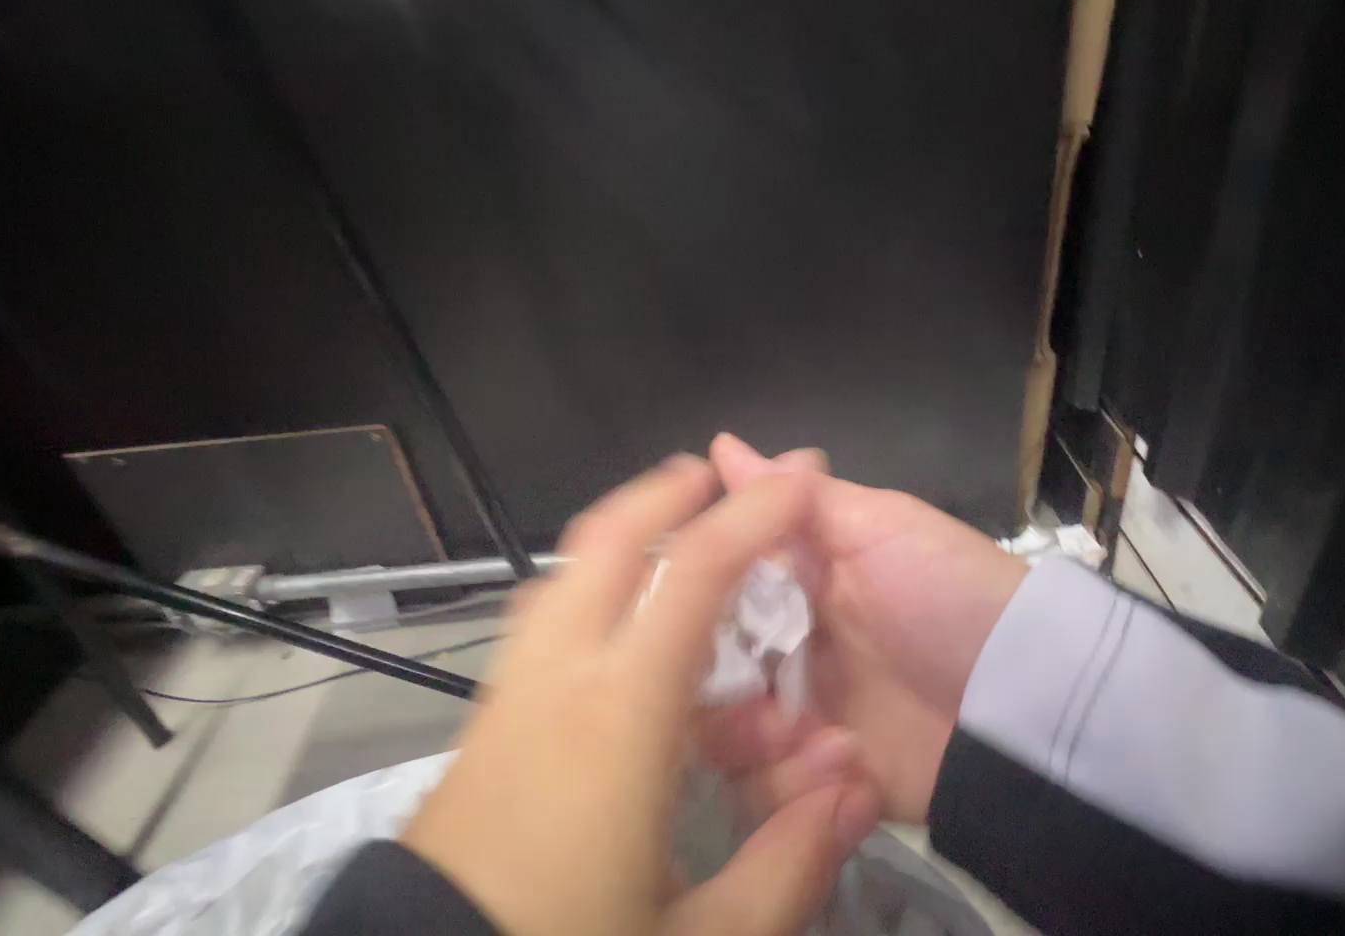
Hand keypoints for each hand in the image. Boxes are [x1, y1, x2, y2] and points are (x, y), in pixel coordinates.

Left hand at [401, 455, 879, 935]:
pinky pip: (546, 618)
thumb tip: (858, 793)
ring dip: (623, 535)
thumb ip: (787, 865)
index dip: (752, 514)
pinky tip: (625, 637)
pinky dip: (594, 588)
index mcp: (620, 714)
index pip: (694, 574)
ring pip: (567, 572)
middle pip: (606, 540)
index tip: (797, 479)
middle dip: (665, 492)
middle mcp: (558, 677)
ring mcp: (510, 692)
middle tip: (715, 479)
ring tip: (674, 541)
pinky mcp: (487, 720)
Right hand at [699, 435, 1027, 822]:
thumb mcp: (878, 527)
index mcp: (784, 584)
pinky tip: (851, 765)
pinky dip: (799, 786)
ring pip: (715, 738)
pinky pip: (763, 794)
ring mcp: (792, 718)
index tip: (695, 617)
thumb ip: (792, 498)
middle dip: (721, 689)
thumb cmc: (946, 594)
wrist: (1024, 700)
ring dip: (761, 743)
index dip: (686, 604)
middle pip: (692, 671)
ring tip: (833, 737)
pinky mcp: (817, 781)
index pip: (698, 590)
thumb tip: (721, 444)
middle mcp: (774, 648)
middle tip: (771, 693)